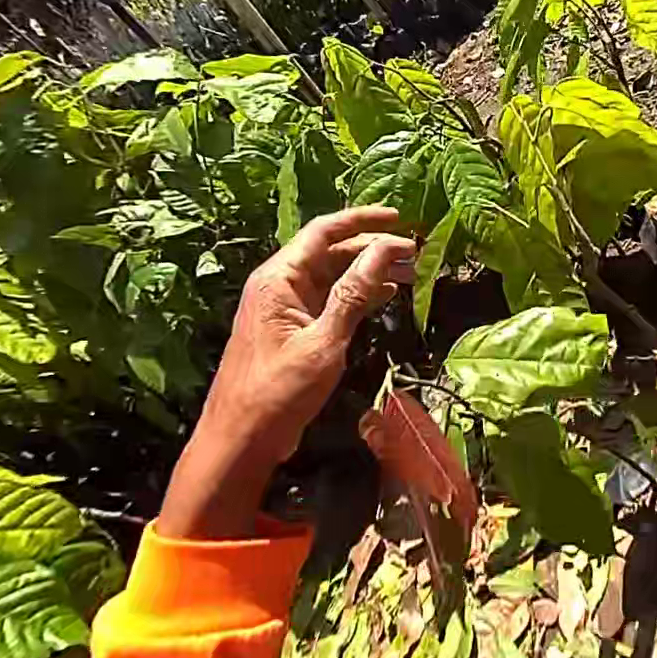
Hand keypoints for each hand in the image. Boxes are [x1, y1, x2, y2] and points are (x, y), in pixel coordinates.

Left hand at [157, 207, 416, 538]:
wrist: (241, 439)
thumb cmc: (279, 391)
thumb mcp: (324, 341)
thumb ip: (354, 293)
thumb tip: (385, 250)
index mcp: (279, 278)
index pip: (324, 232)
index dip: (363, 220)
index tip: (399, 218)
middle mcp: (281, 284)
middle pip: (332, 252)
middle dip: (373, 248)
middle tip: (415, 252)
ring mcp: (287, 306)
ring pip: (335, 276)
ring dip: (370, 271)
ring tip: (410, 271)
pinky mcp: (295, 327)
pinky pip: (331, 299)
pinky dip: (359, 294)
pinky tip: (387, 295)